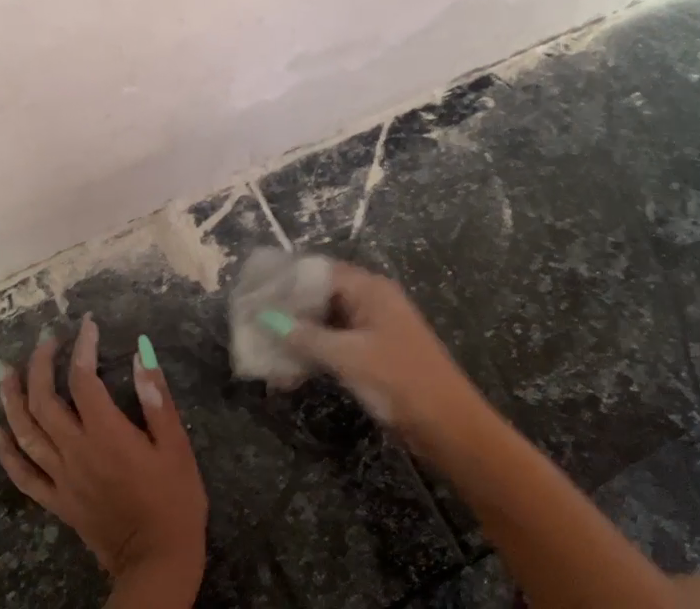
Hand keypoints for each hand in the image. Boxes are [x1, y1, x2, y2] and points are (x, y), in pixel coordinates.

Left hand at [0, 314, 207, 596]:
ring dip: (11, 398)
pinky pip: (22, 474)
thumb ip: (156, 398)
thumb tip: (140, 352)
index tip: (87, 325)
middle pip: (44, 399)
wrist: (157, 561)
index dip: (82, 347)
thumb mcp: (176, 445)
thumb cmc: (174, 500)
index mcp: (105, 433)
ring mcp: (61, 477)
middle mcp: (75, 450)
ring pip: (24, 432)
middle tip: (45, 339)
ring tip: (5, 371)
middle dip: (40, 363)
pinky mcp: (56, 501)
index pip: (83, 379)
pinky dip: (5, 451)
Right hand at [269, 262, 479, 440]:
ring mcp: (372, 330)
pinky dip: (311, 356)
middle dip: (286, 312)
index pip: (318, 271)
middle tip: (251, 324)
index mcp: (370, 290)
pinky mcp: (371, 356)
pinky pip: (333, 346)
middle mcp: (370, 302)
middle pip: (319, 296)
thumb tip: (266, 320)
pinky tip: (287, 376)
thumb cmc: (400, 380)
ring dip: (296, 338)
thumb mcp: (348, 357)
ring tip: (263, 354)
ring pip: (323, 324)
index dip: (285, 280)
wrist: (449, 427)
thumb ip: (305, 337)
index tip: (253, 292)